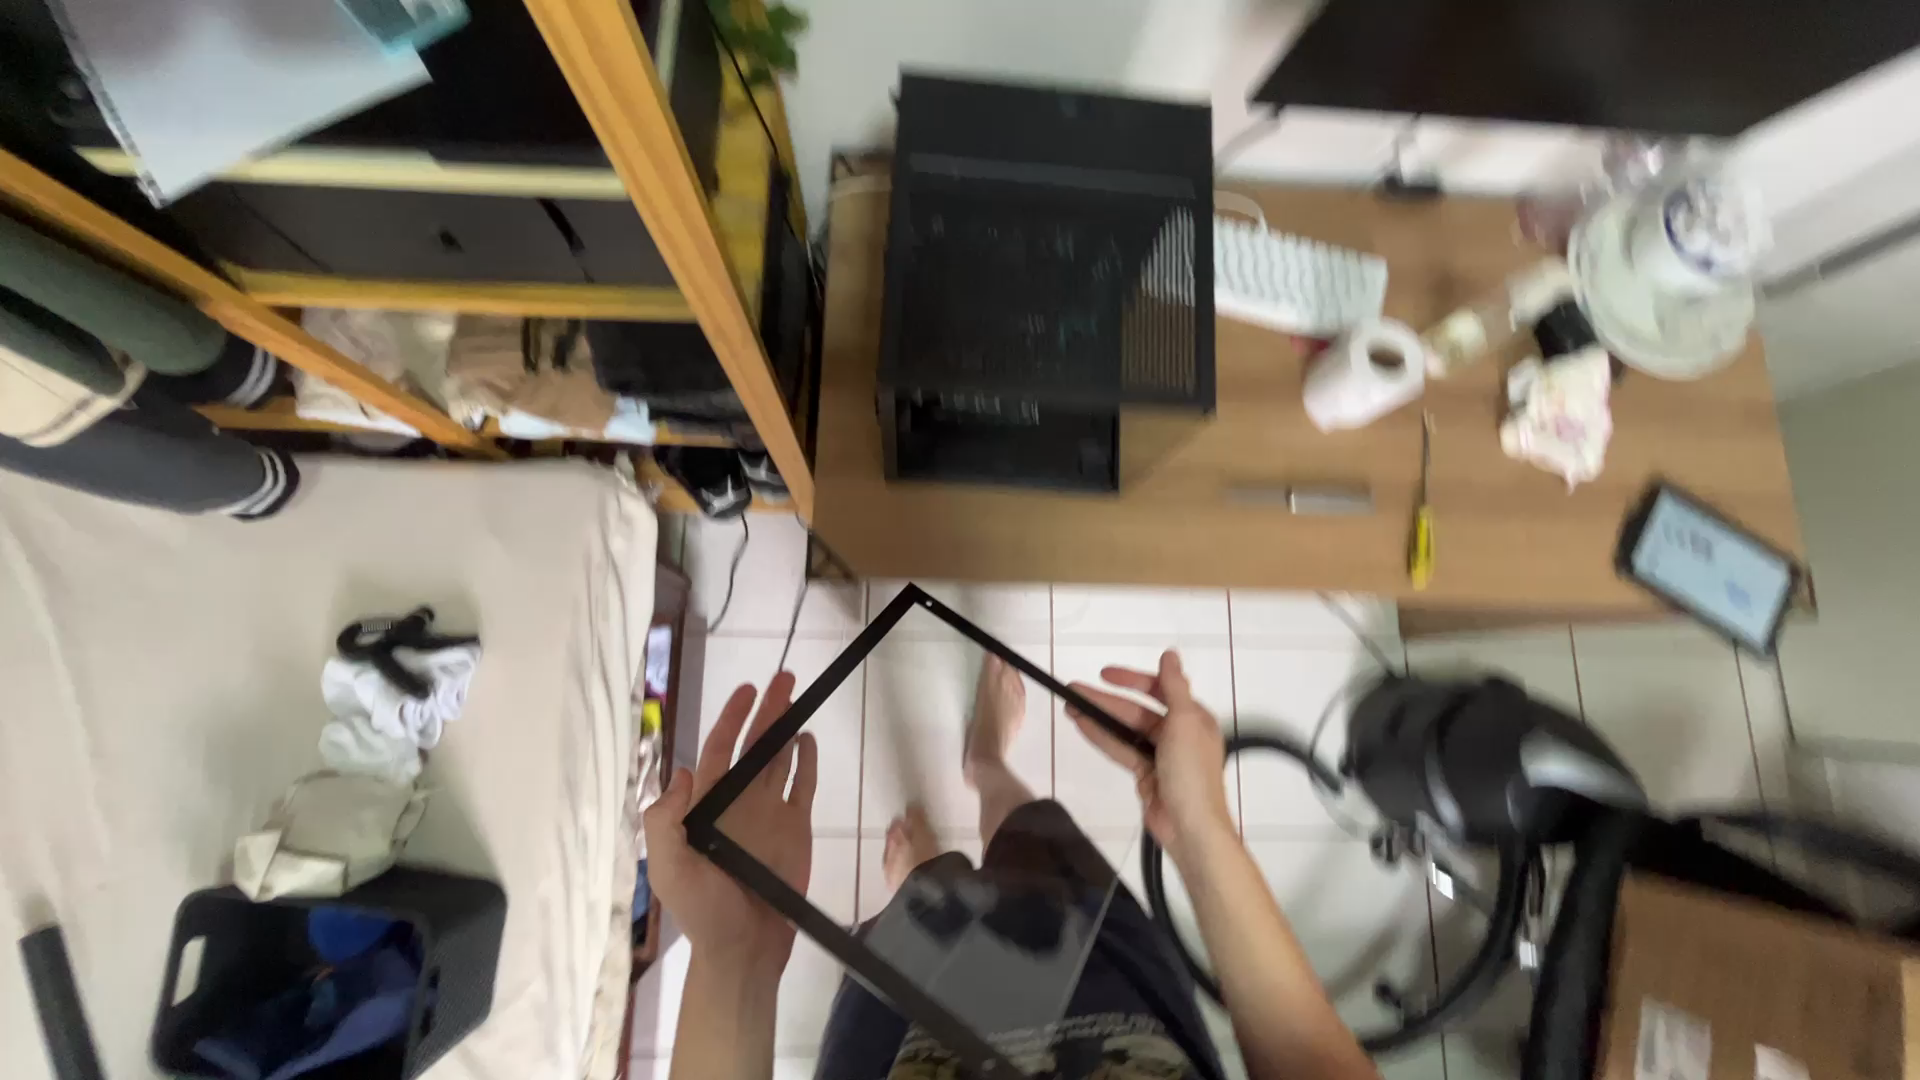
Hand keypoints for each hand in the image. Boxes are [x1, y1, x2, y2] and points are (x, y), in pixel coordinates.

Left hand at [644, 672, 816, 981]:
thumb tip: (683, 772)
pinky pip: (802, 785)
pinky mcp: (796, 826)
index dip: (732, 719)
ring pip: (780, 758)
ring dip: (788, 728)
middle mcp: (740, 800)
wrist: (745, 949)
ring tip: (798, 699)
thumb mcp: (670, 870)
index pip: (721, 751)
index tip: (747, 690)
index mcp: (709, 806)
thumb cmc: (704, 911)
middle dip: (768, 711)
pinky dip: (807, 762)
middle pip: (756, 745)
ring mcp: (770, 811)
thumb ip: (666, 823)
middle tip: (785, 678)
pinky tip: (808, 740)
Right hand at [1068, 649, 1233, 857]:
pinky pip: (1120, 749)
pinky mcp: (1143, 773)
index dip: (1132, 679)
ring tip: (1069, 706)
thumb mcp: (1185, 722)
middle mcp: (1176, 732)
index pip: (1158, 689)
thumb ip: (1174, 687)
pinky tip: (1080, 725)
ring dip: (1098, 717)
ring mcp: (1158, 754)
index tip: (1105, 674)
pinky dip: (1101, 737)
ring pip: (1123, 729)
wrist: (1190, 827)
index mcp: (1192, 717)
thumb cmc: (1191, 771)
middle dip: (1105, 700)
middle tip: (1073, 690)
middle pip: (1136, 710)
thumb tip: (1170, 654)